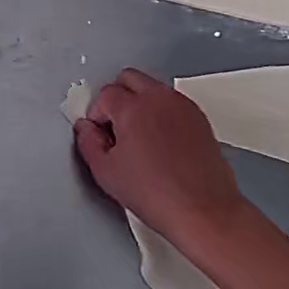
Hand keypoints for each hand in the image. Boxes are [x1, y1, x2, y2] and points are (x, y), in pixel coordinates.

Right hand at [72, 68, 256, 249]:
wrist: (202, 210)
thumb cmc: (160, 194)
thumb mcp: (106, 173)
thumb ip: (88, 143)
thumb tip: (86, 131)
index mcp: (133, 108)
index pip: (105, 94)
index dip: (97, 114)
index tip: (99, 131)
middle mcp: (159, 99)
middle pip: (129, 78)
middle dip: (116, 96)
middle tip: (113, 124)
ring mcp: (181, 105)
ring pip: (152, 87)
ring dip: (140, 101)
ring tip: (137, 135)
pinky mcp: (198, 116)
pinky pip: (173, 102)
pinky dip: (162, 112)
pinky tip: (160, 141)